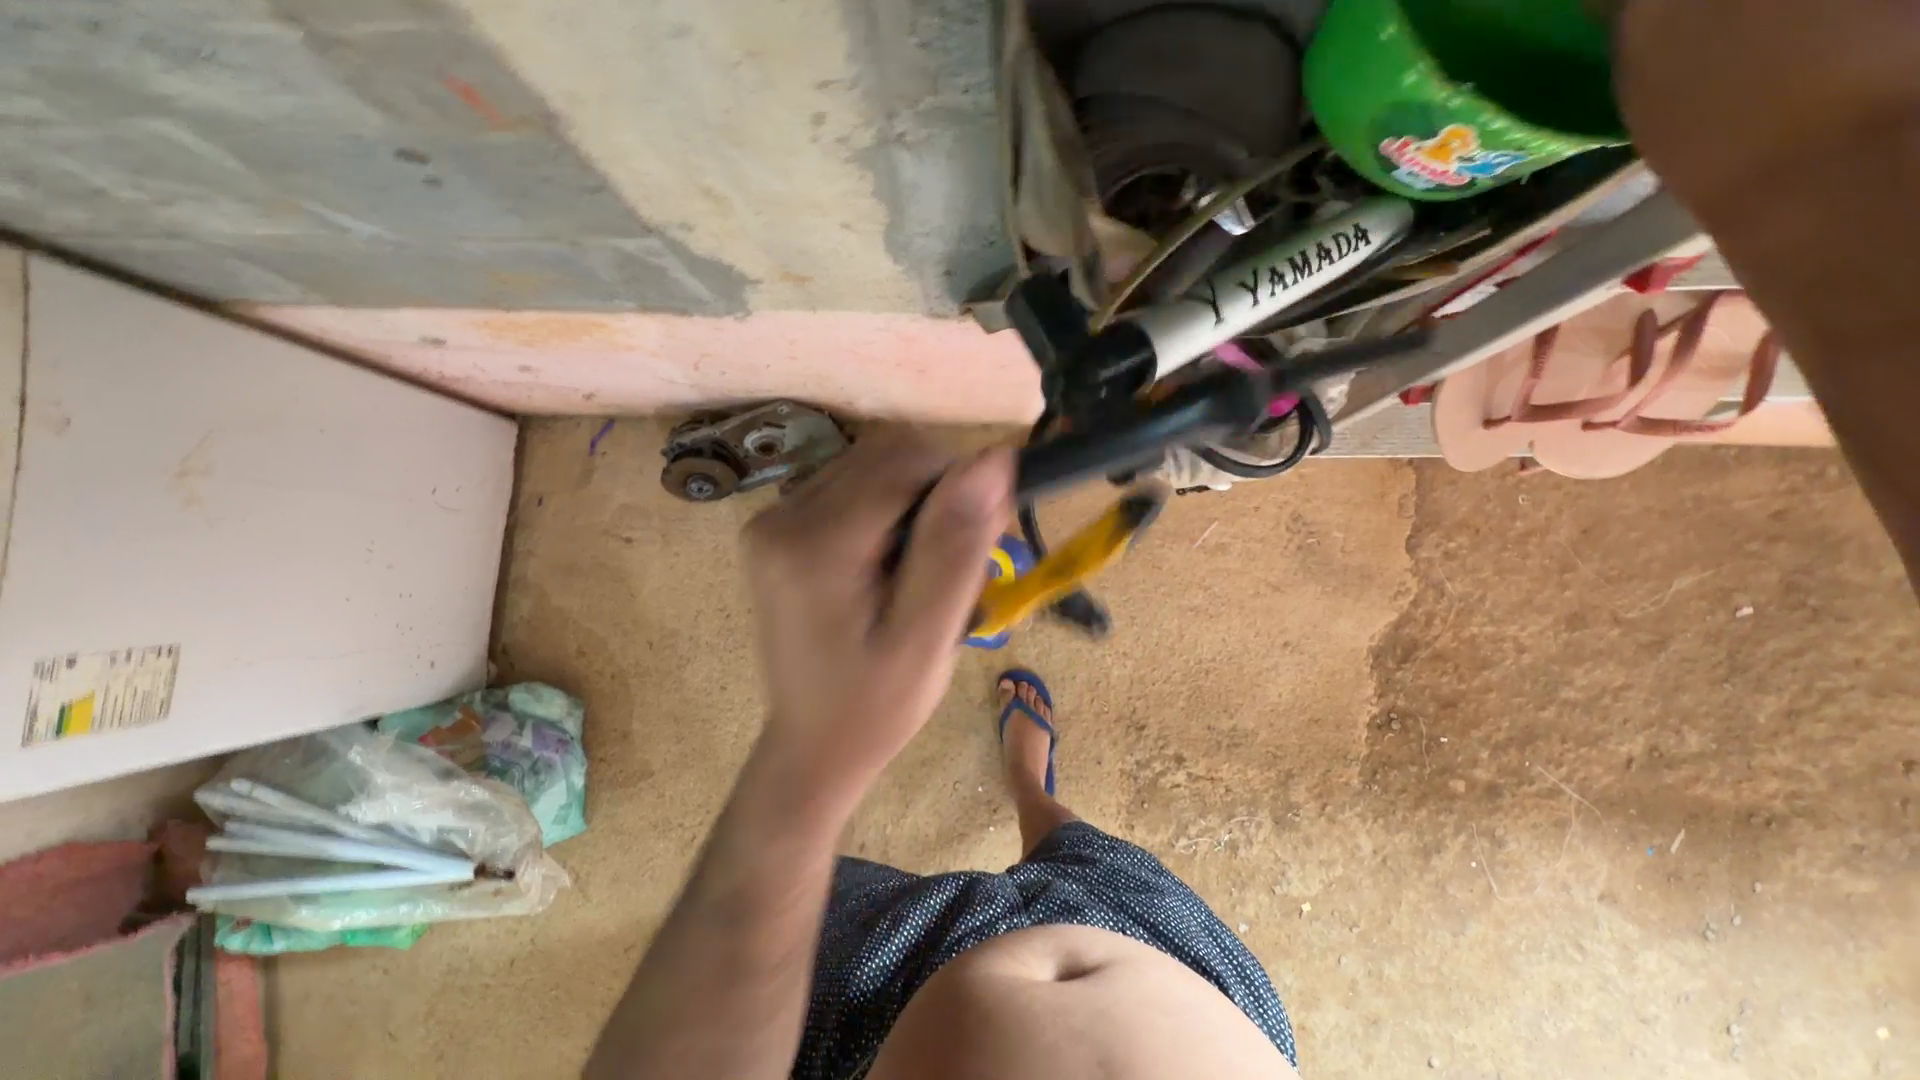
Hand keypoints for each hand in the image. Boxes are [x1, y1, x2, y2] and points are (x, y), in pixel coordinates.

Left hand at [744, 431, 1014, 805]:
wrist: (815, 741)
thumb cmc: (877, 705)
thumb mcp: (927, 637)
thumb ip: (956, 547)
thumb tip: (994, 460)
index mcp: (813, 544)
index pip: (904, 462)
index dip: (958, 484)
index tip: (987, 537)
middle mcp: (782, 516)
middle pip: (885, 454)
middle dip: (937, 491)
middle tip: (960, 561)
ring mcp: (774, 518)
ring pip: (872, 463)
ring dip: (916, 498)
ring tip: (925, 568)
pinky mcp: (779, 527)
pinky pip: (851, 485)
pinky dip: (888, 508)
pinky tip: (894, 561)